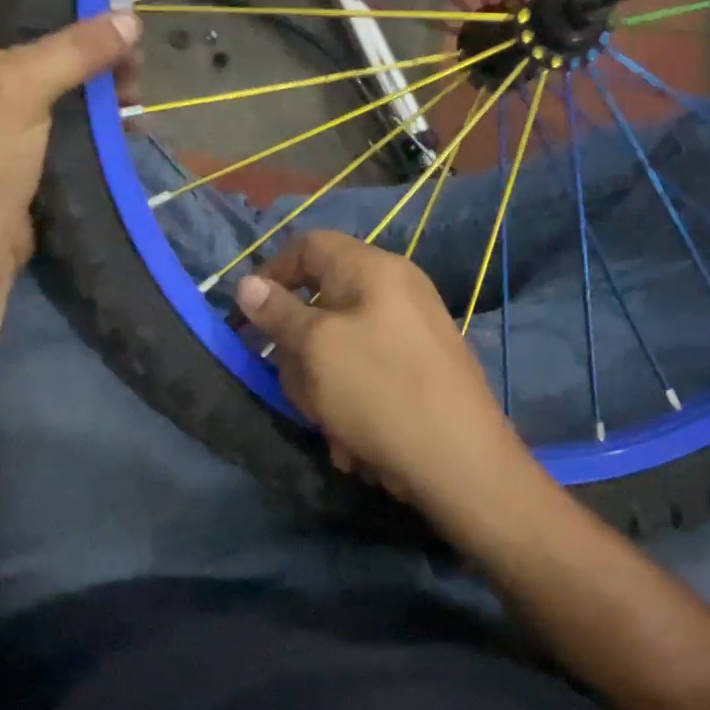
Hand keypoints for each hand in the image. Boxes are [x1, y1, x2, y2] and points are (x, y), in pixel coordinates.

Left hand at [0, 4, 140, 292]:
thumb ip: (77, 47)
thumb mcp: (26, 86)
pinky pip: (64, 124)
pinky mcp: (21, 156)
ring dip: (100, 86)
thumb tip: (132, 17)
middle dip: (93, 49)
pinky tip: (128, 120)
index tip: (108, 4)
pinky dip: (94, 120)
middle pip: (45, 46)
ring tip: (137, 93)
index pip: (12, 2)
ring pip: (60, 87)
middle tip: (135, 59)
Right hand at [234, 231, 523, 499]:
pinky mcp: (420, 368)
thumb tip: (247, 284)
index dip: (270, 274)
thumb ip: (277, 314)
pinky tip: (353, 442)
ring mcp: (412, 330)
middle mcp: (396, 290)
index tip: (247, 317)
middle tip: (291, 384)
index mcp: (373, 270)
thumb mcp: (315, 349)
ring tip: (329, 424)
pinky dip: (350, 402)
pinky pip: (367, 372)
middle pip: (321, 302)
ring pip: (338, 345)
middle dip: (297, 349)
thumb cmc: (379, 392)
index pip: (308, 246)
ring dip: (321, 386)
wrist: (462, 463)